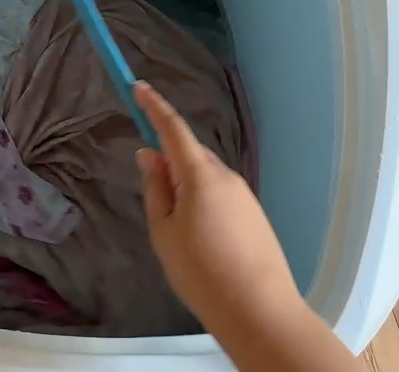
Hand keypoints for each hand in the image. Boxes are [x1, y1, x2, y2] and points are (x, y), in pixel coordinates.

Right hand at [134, 80, 306, 335]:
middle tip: (153, 190)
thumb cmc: (202, 272)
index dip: (154, 105)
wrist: (261, 313)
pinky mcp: (254, 215)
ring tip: (178, 229)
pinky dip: (204, 200)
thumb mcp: (164, 232)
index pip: (172, 127)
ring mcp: (243, 194)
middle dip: (169, 158)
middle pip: (190, 152)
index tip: (138, 86)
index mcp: (199, 174)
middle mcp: (225, 175)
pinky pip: (220, 193)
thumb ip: (155, 188)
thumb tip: (149, 154)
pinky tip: (201, 238)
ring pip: (205, 175)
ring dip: (187, 184)